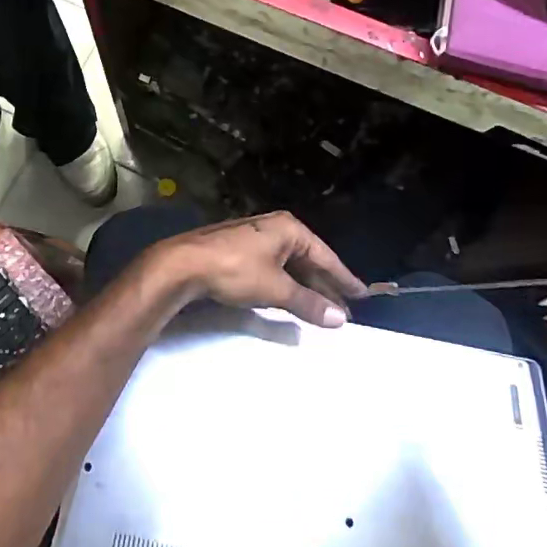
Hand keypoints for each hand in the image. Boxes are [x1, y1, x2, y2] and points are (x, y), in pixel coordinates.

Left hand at [139, 211, 367, 327]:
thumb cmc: (234, 269)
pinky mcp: (242, 250)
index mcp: (289, 228)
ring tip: (321, 310)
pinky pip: (274, 268)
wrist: (184, 264)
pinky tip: (291, 300)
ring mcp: (257, 238)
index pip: (325, 256)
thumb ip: (308, 303)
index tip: (362, 295)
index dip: (344, 278)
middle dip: (325, 286)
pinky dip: (286, 285)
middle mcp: (276, 228)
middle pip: (309, 260)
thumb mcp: (275, 288)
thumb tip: (340, 318)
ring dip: (305, 288)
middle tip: (343, 311)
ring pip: (290, 265)